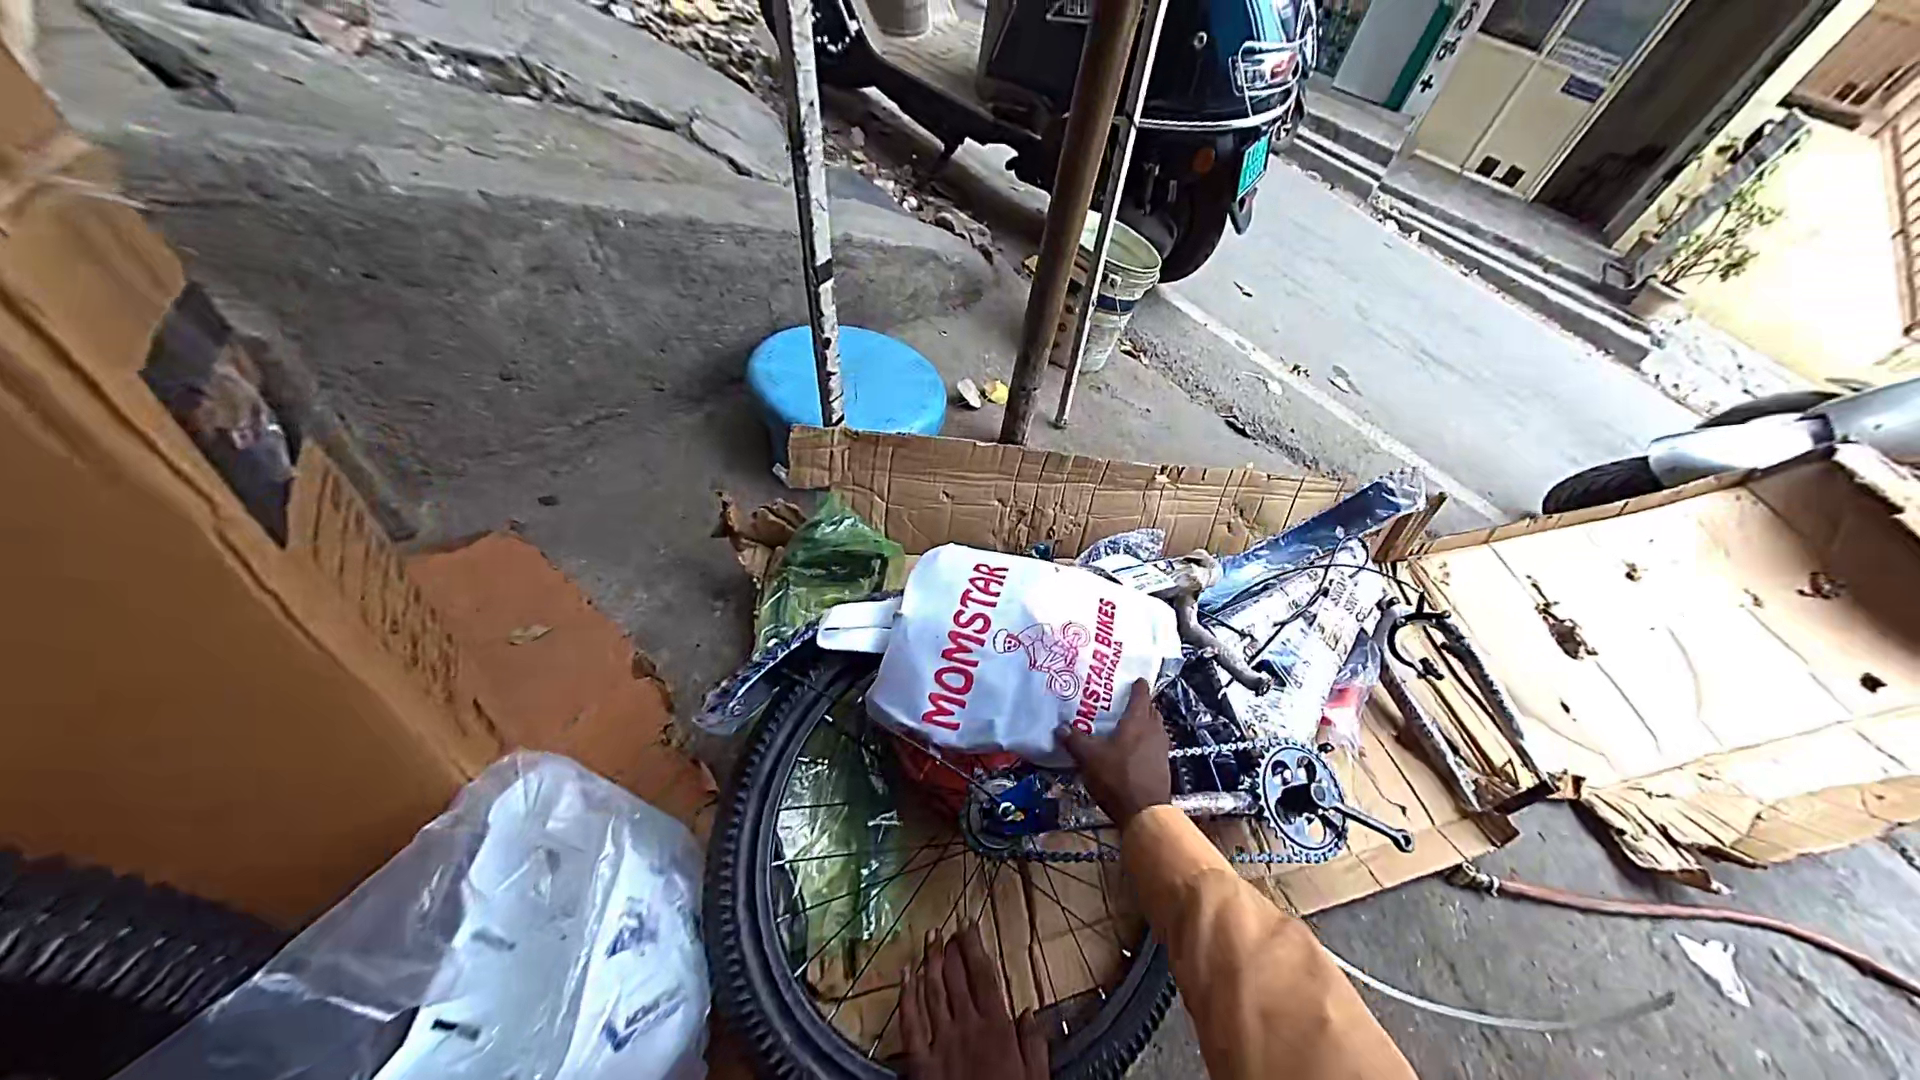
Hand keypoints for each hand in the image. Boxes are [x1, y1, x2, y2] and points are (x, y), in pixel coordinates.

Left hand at [902, 924, 1045, 1079]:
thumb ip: (1034, 1046)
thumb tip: (1030, 1012)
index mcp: (997, 1028)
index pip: (984, 975)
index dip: (974, 946)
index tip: (968, 924)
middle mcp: (967, 1027)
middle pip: (957, 977)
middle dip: (951, 948)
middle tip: (947, 927)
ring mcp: (941, 1043)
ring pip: (933, 991)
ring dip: (931, 961)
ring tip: (929, 938)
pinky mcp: (920, 1063)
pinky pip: (910, 1022)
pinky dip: (906, 994)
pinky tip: (905, 974)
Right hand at [1060, 678, 1170, 826]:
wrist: (1144, 813)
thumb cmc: (1117, 777)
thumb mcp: (1089, 757)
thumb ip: (1074, 740)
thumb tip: (1060, 727)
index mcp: (1138, 721)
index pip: (1142, 694)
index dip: (1138, 685)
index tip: (1134, 678)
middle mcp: (1154, 731)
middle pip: (1151, 709)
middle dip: (1141, 703)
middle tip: (1124, 701)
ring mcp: (1161, 749)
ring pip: (1154, 727)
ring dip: (1144, 722)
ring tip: (1126, 724)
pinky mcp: (1163, 766)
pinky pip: (1154, 744)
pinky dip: (1145, 740)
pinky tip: (1131, 748)